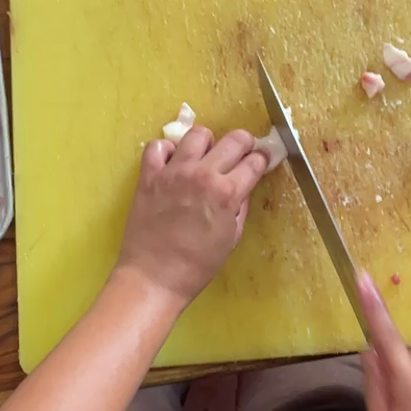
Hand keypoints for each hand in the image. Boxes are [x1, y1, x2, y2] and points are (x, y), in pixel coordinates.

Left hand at [115, 127, 268, 308]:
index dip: (262, 160)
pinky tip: (173, 163)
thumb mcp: (231, 237)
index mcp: (227, 193)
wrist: (155, 276)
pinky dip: (167, 150)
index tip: (261, 160)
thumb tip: (244, 187)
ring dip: (207, 143)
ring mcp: (174, 172)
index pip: (254, 162)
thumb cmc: (197, 265)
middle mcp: (203, 174)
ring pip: (197, 134)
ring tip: (205, 157)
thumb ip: (240, 207)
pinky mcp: (149, 175)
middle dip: (244, 144)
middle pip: (234, 140)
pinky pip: (158, 146)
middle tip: (241, 153)